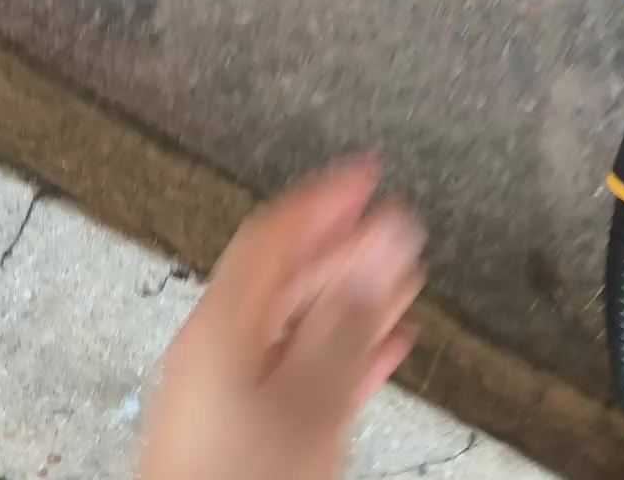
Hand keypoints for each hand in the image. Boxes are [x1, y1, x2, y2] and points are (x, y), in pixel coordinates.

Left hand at [141, 157, 425, 479]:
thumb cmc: (243, 478)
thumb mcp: (309, 390)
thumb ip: (349, 312)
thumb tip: (382, 241)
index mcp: (223, 324)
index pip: (275, 231)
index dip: (325, 195)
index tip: (367, 174)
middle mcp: (223, 347)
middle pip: (291, 272)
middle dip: (348, 242)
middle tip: (391, 221)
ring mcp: (233, 388)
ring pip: (303, 318)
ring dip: (354, 293)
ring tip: (399, 274)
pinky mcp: (251, 426)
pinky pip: (305, 363)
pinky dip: (347, 345)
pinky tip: (383, 345)